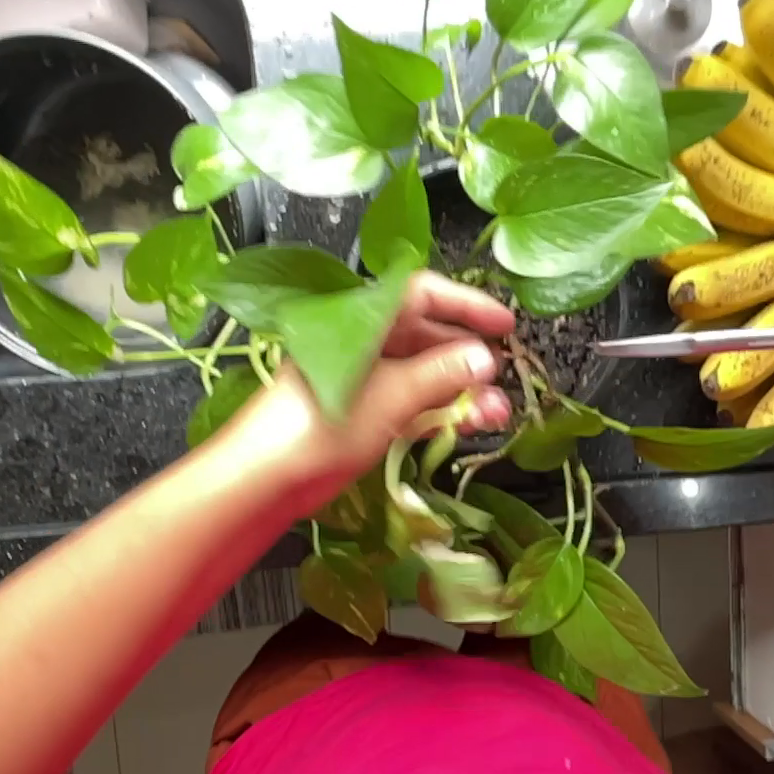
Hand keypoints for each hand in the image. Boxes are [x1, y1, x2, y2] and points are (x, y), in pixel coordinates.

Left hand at [226, 272, 516, 503]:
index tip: (504, 324)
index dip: (465, 305)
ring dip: (463, 391)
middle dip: (469, 356)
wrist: (270, 478)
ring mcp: (369, 383)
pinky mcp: (370, 417)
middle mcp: (368, 346)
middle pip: (428, 337)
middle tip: (504, 372)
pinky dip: (443, 413)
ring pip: (426, 376)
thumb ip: (439, 374)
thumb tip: (484, 357)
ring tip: (496, 411)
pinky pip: (415, 406)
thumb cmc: (319, 424)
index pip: (421, 296)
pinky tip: (472, 425)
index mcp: (363, 323)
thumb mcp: (389, 394)